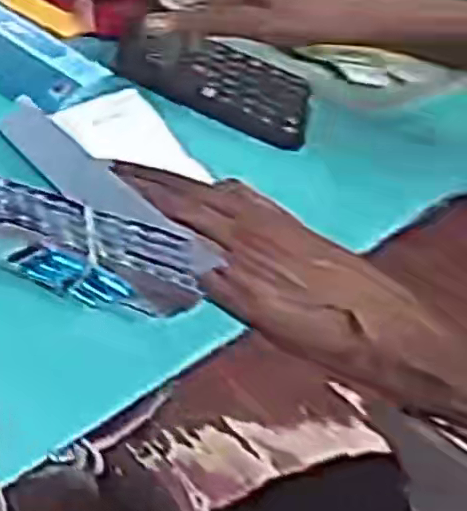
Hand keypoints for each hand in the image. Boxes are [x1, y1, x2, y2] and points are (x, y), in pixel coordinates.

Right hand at [117, 164, 466, 420]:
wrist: (417, 345)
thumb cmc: (337, 335)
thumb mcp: (261, 312)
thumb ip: (206, 273)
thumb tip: (156, 247)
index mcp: (241, 239)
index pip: (169, 203)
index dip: (128, 189)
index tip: (93, 176)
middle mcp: (256, 223)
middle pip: (186, 189)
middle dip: (141, 175)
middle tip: (103, 165)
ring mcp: (278, 224)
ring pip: (209, 189)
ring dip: (168, 178)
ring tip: (138, 173)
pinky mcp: (295, 231)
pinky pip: (238, 197)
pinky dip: (207, 188)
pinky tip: (206, 190)